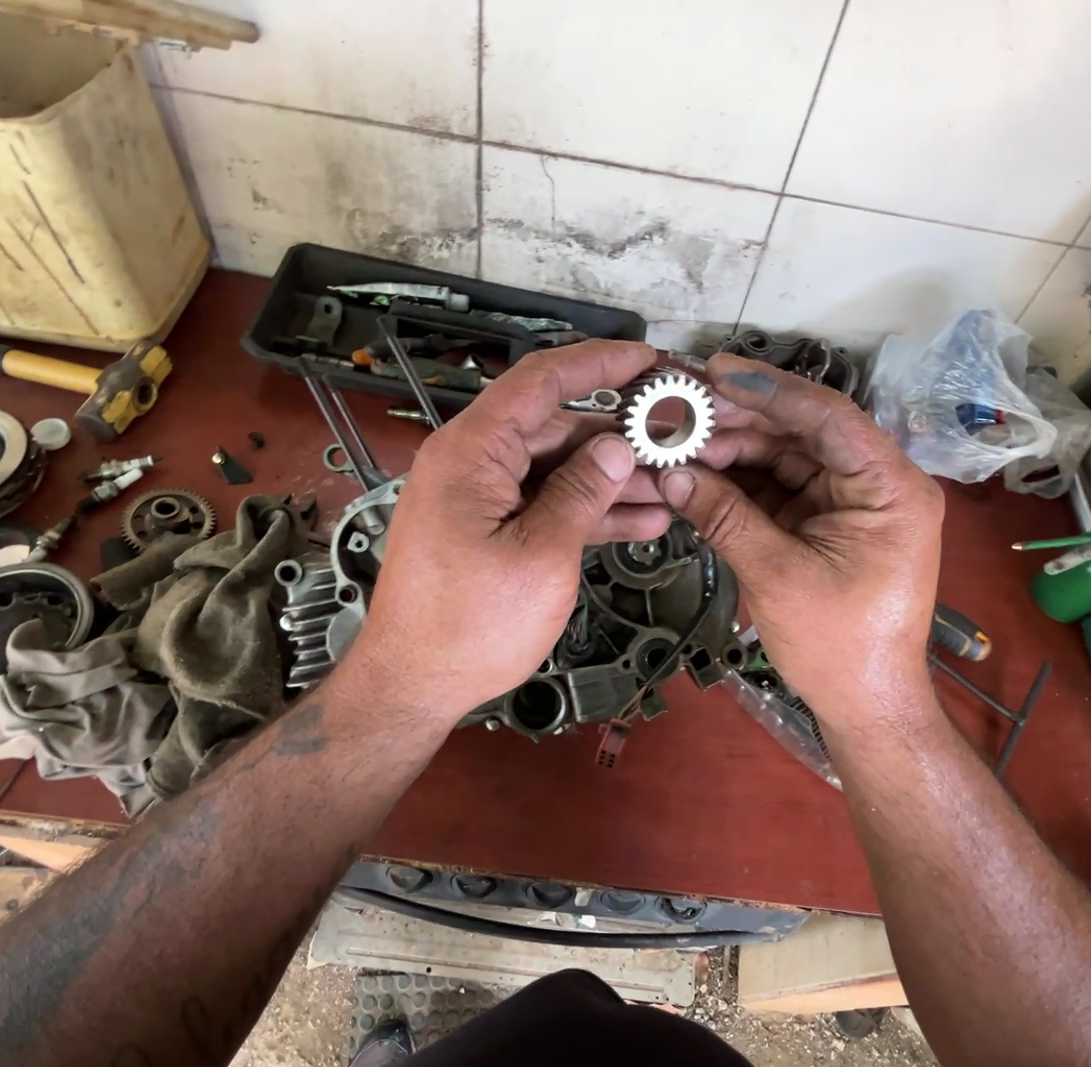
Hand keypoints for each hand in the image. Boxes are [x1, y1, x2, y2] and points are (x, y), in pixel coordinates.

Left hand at [345, 341, 671, 720]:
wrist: (414, 684)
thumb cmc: (469, 626)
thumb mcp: (540, 557)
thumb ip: (582, 494)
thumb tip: (616, 447)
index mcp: (472, 452)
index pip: (540, 382)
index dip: (598, 363)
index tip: (648, 358)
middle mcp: (471, 463)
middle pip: (554, 426)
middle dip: (618, 433)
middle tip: (675, 436)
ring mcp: (480, 497)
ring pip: (556, 469)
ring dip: (611, 478)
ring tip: (670, 484)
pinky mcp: (489, 529)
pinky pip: (543, 504)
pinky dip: (586, 511)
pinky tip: (641, 521)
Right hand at [659, 353, 944, 725]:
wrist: (865, 704)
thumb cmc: (839, 645)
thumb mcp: (777, 575)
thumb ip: (725, 517)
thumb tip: (671, 472)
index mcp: (889, 488)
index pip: (828, 417)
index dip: (769, 390)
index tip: (715, 373)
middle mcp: (875, 484)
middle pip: (803, 432)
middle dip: (740, 420)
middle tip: (682, 405)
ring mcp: (849, 503)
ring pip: (786, 456)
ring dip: (734, 448)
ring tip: (679, 438)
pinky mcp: (825, 522)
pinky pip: (779, 487)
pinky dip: (739, 481)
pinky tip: (698, 469)